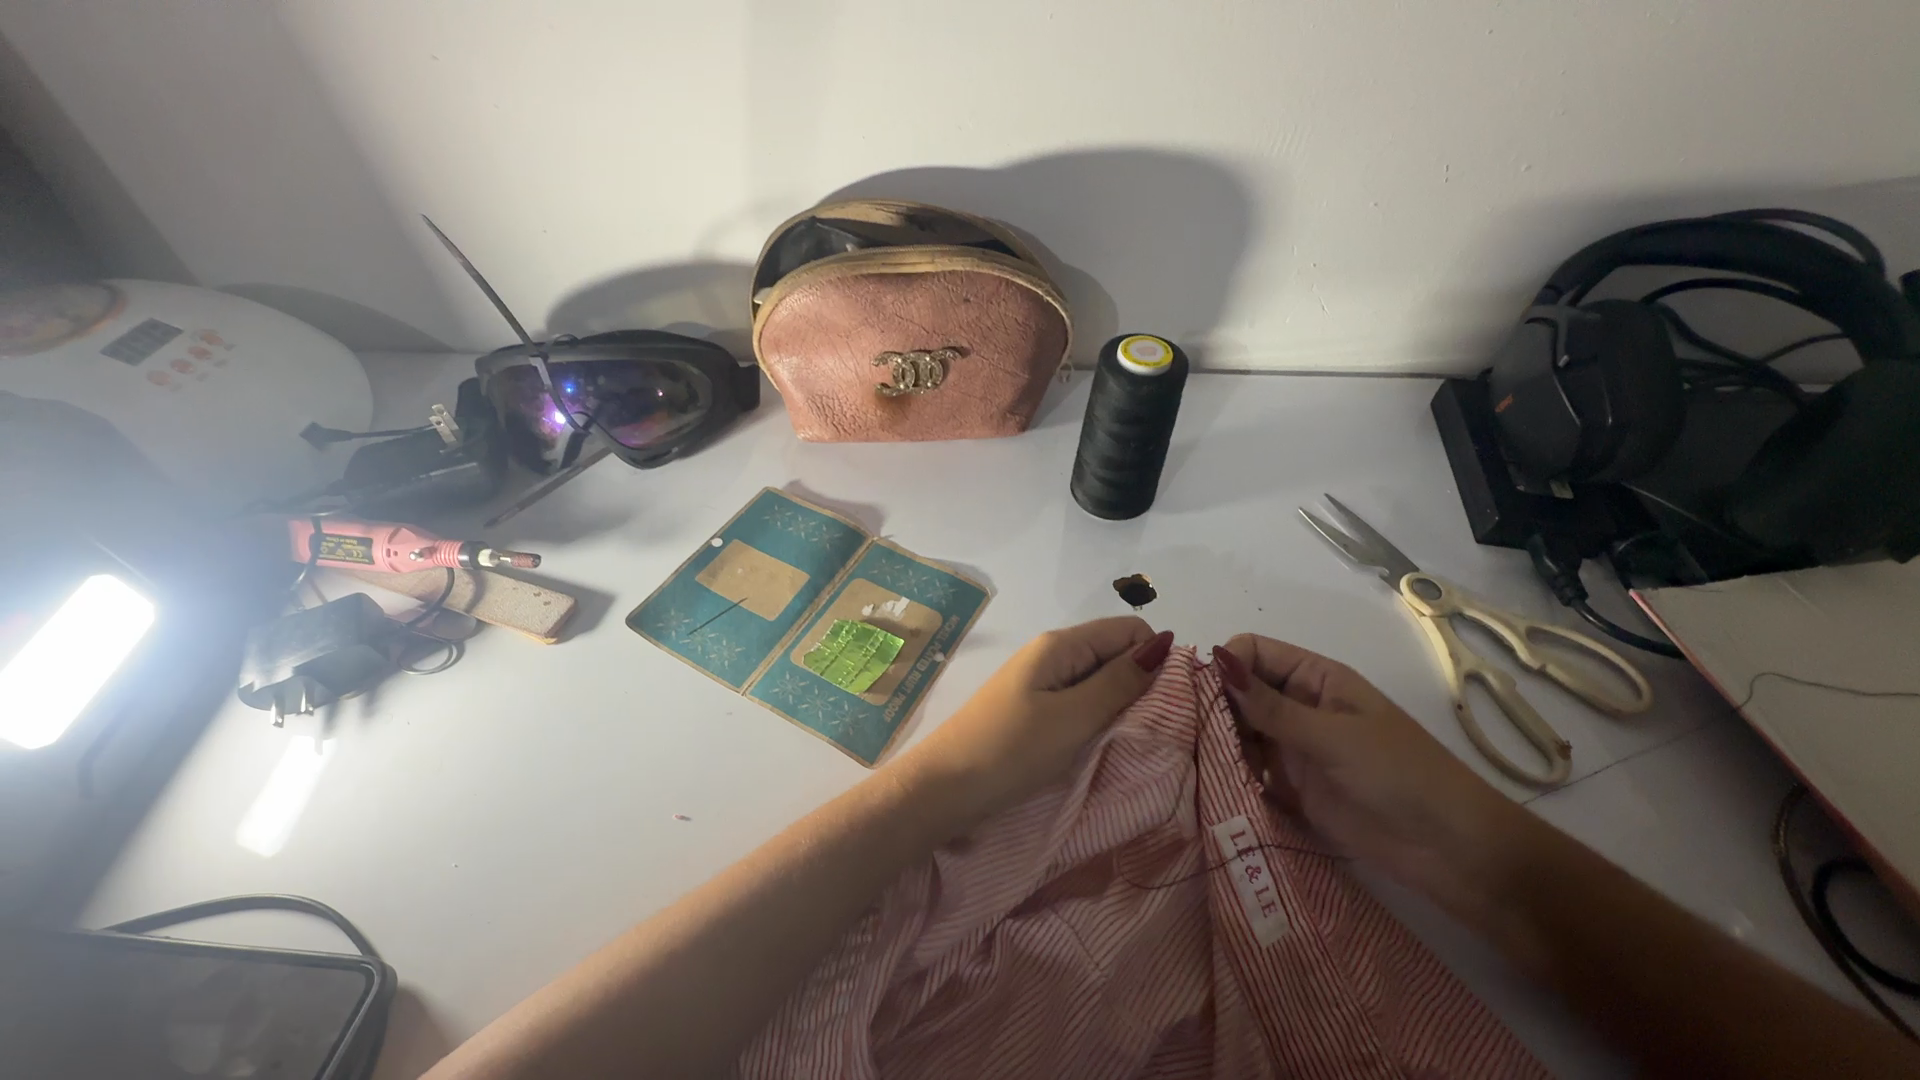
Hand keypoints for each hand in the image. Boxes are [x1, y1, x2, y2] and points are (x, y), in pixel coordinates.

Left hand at [893, 618, 1173, 824]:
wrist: (943, 790)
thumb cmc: (1010, 750)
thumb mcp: (1073, 717)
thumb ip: (1120, 682)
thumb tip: (1166, 643)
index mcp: (1060, 645)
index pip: (1128, 631)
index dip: (1155, 659)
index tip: (1169, 702)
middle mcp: (1051, 655)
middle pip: (1114, 653)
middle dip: (1139, 684)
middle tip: (1153, 729)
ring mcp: (1039, 684)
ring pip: (1097, 681)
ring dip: (1118, 706)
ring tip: (1128, 741)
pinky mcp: (1031, 711)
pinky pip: (1077, 703)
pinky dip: (1095, 719)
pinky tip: (1099, 745)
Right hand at [1212, 634, 1541, 924]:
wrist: (1449, 849)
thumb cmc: (1399, 775)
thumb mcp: (1332, 735)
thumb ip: (1271, 706)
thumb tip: (1217, 660)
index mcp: (1316, 678)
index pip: (1255, 652)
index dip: (1226, 666)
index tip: (1200, 696)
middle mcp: (1299, 706)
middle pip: (1240, 691)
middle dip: (1215, 706)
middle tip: (1190, 733)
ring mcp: (1293, 748)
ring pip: (1239, 731)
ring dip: (1219, 741)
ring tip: (1200, 761)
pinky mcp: (1290, 787)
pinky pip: (1248, 770)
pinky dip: (1229, 773)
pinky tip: (1213, 783)